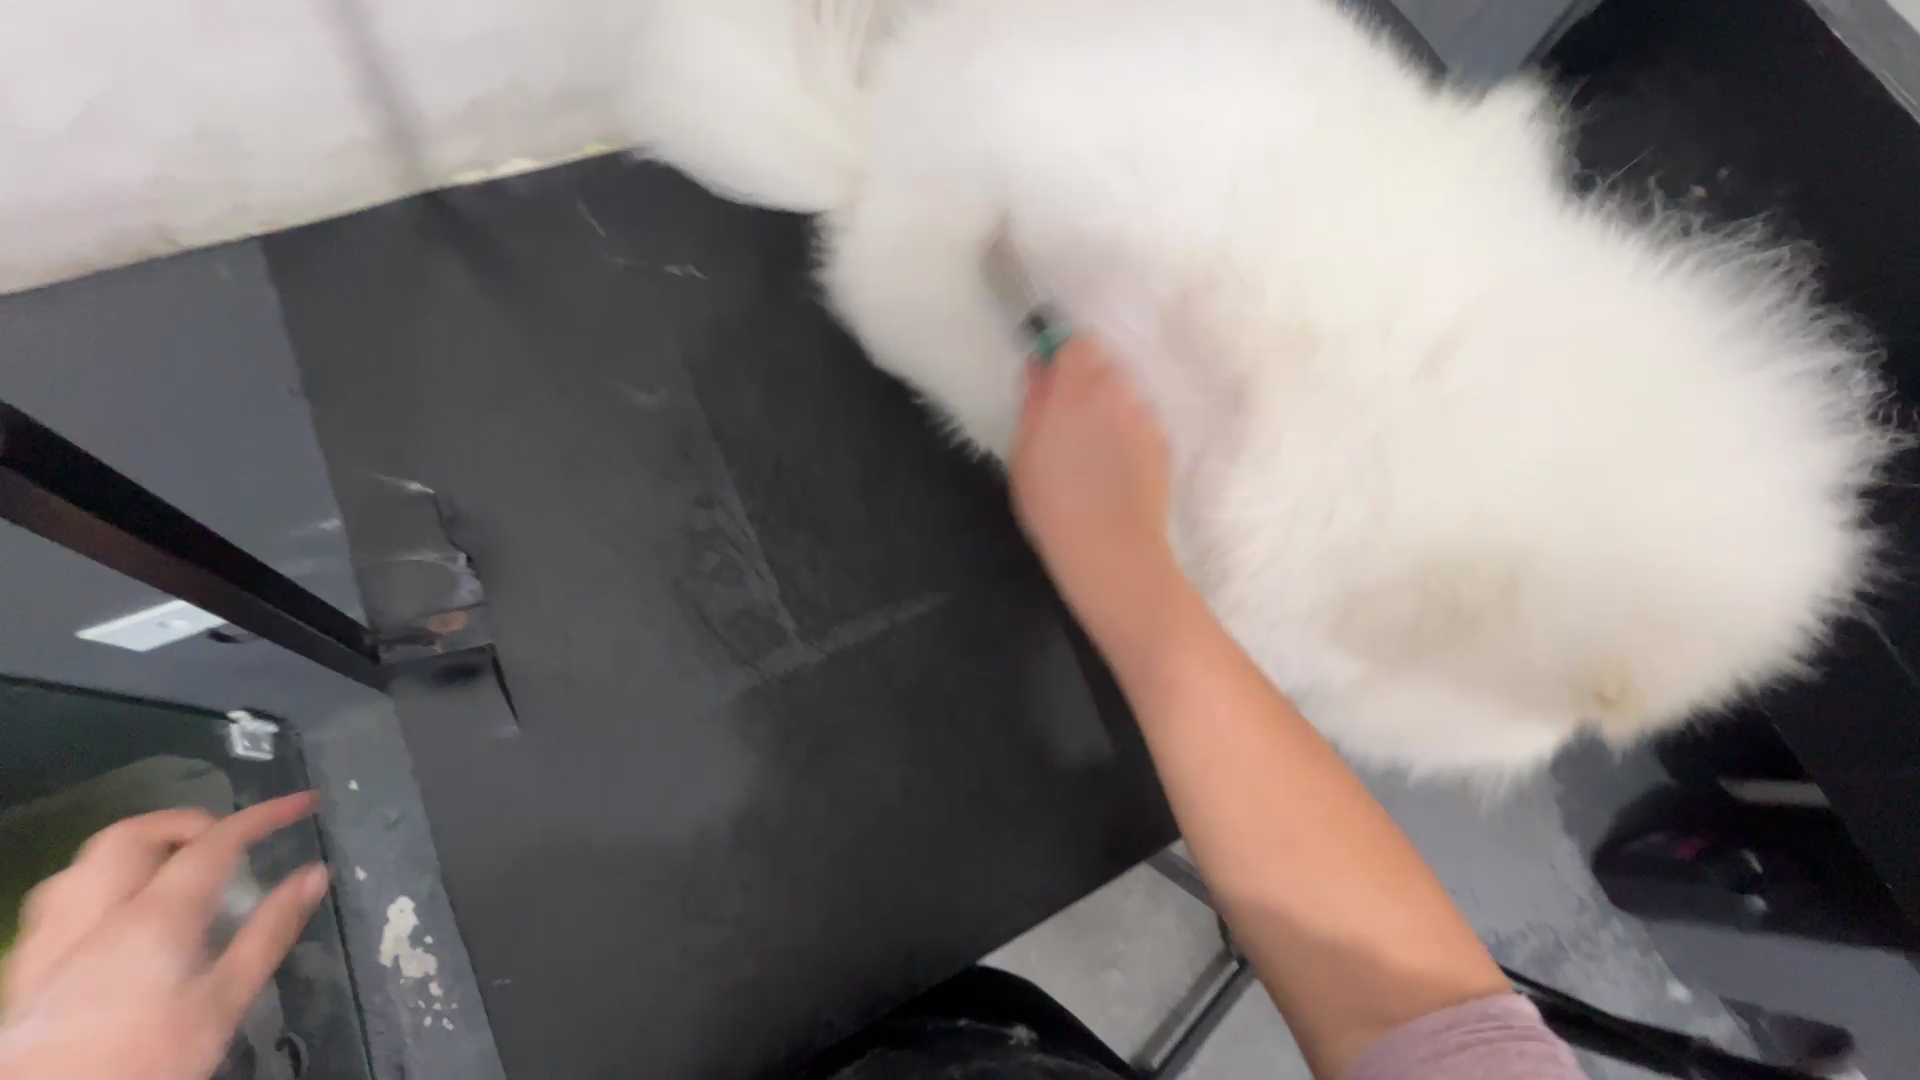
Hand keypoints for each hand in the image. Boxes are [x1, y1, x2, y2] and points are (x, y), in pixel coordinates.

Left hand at [0, 794, 329, 1079]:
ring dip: (135, 850)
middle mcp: (96, 918)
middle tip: (228, 839)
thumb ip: (270, 931)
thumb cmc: (150, 1058)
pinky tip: (119, 911)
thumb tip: (315, 873)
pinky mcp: (26, 973)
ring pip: (82, 864)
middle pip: (131, 836)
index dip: (264, 815)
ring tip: (176, 864)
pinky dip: (98, 885)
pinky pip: (57, 902)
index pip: (215, 842)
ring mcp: (52, 944)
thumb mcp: (226, 999)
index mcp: (155, 918)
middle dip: (186, 822)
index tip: (304, 803)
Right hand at [1010, 336, 1180, 641]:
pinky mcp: (1163, 442)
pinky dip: (1126, 431)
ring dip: (1108, 405)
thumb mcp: (1025, 452)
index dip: (1062, 357)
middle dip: (1085, 381)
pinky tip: (1113, 466)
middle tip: (1065, 419)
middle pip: (1103, 364)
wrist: (1112, 551)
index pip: (1076, 343)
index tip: (1050, 381)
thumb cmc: (1053, 505)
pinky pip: (1139, 420)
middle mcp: (1117, 392)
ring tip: (1091, 449)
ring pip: (1124, 392)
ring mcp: (1146, 416)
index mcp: (1077, 389)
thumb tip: (1038, 367)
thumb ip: (1033, 402)